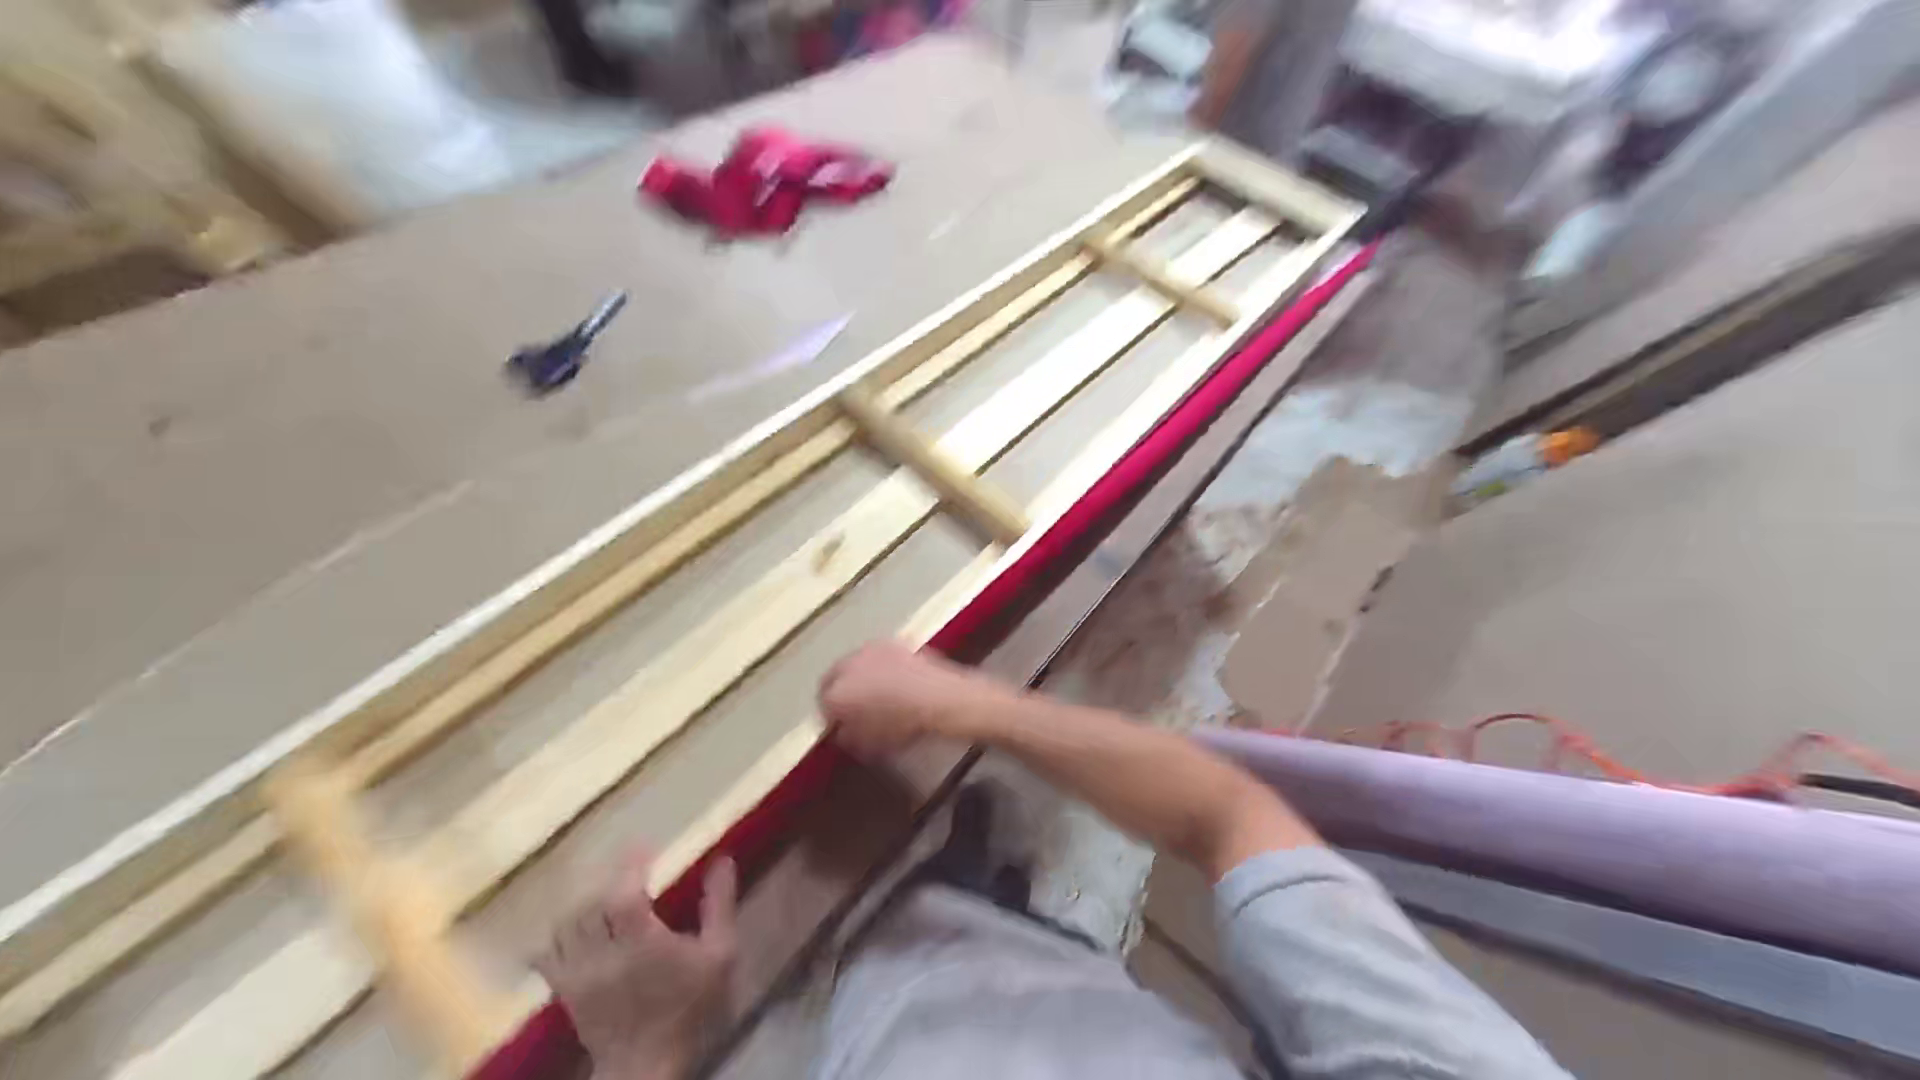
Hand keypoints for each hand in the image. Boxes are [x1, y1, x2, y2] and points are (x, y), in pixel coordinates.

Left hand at [536, 850, 736, 1079]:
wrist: (647, 1066)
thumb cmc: (689, 1007)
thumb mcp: (720, 955)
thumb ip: (719, 905)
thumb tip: (722, 860)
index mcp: (642, 944)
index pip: (624, 894)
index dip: (631, 864)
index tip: (643, 845)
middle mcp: (603, 956)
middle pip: (592, 903)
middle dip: (609, 879)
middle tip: (628, 866)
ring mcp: (578, 974)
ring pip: (568, 923)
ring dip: (585, 901)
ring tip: (605, 891)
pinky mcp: (565, 990)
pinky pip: (549, 951)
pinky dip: (559, 931)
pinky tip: (573, 922)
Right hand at [817, 640, 1016, 758]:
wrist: (946, 701)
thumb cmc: (906, 727)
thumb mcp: (871, 743)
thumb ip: (848, 735)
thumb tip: (842, 729)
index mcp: (837, 691)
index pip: (821, 702)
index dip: (829, 716)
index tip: (838, 726)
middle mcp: (849, 663)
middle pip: (833, 677)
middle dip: (839, 692)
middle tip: (852, 711)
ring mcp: (872, 648)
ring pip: (855, 664)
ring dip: (858, 678)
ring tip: (873, 696)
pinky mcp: (895, 642)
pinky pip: (877, 657)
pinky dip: (878, 668)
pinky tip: (893, 682)